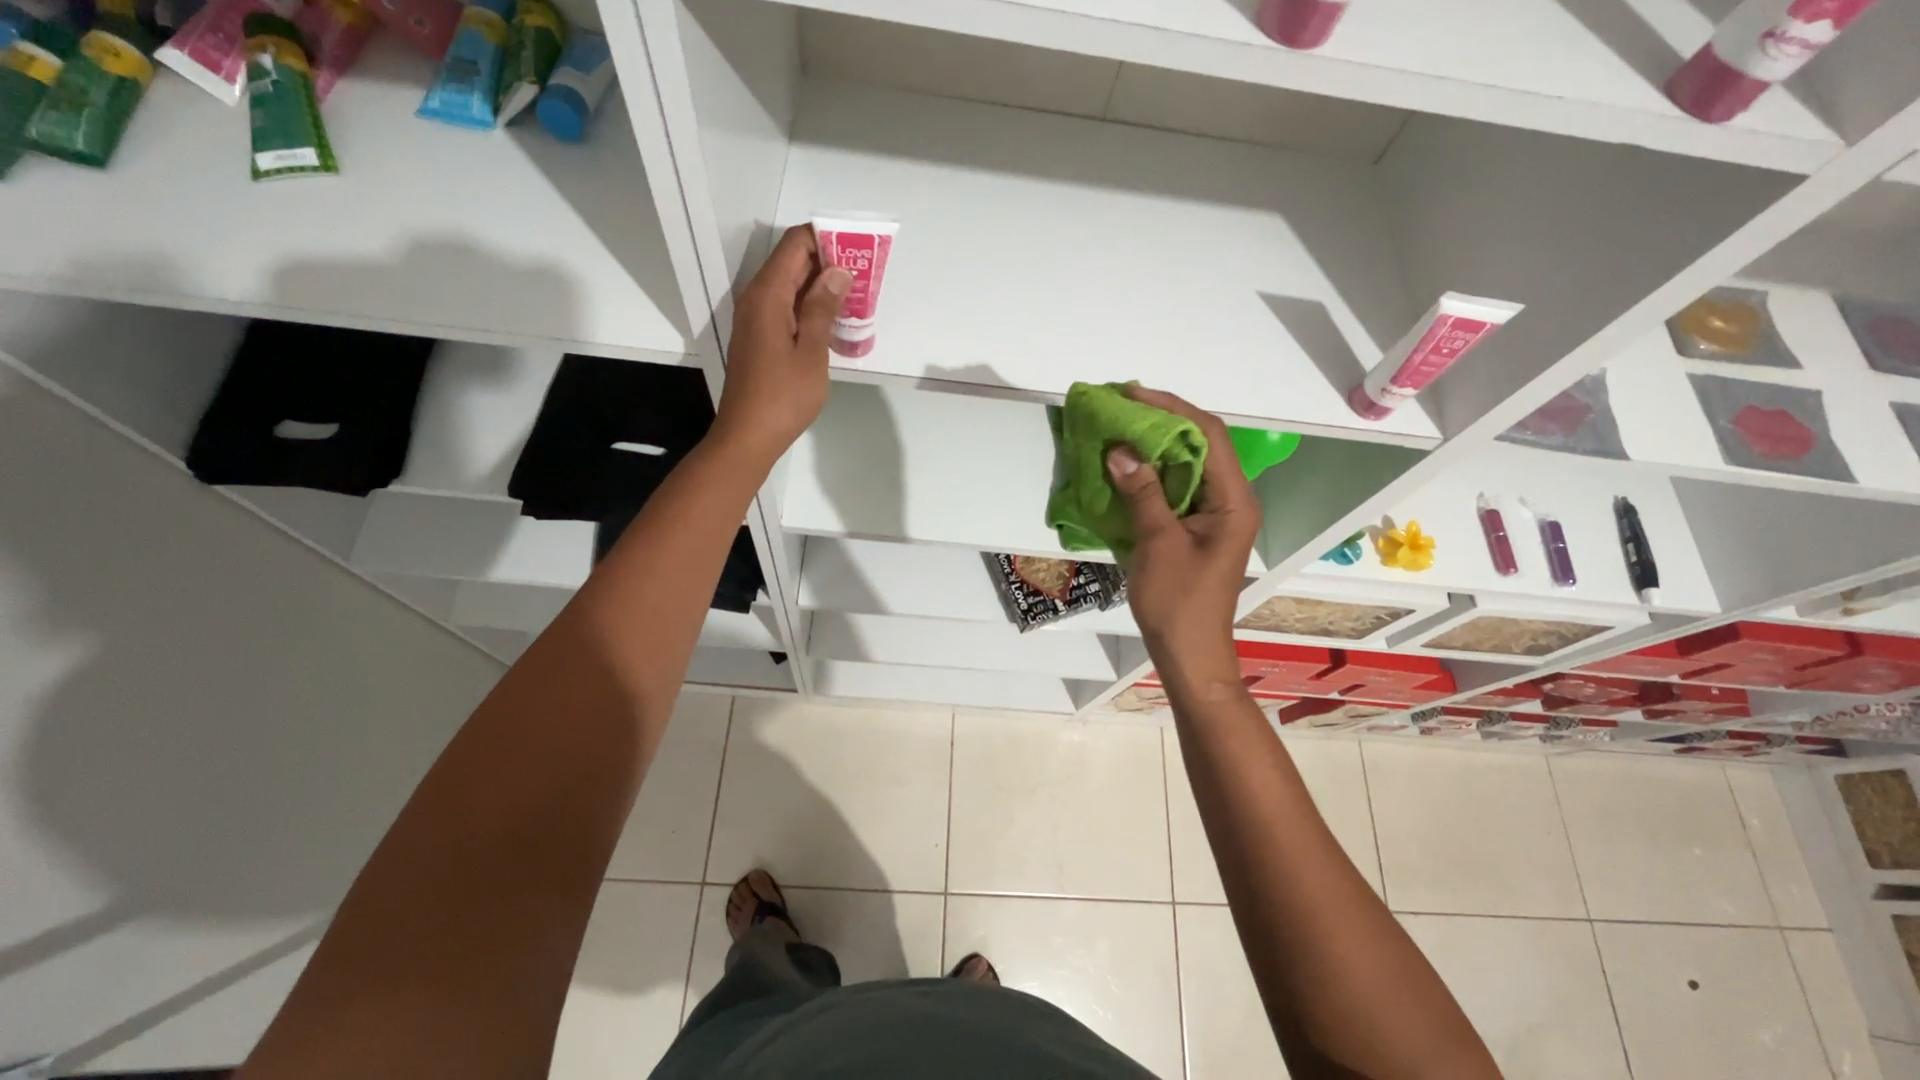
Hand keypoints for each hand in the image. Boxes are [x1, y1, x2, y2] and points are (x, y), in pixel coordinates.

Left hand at [712, 224, 851, 461]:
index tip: (858, 249)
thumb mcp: (811, 351)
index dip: (826, 239)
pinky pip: (786, 307)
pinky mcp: (759, 337)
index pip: (795, 245)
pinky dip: (810, 306)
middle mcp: (756, 299)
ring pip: (790, 285)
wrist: (748, 436)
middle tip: (866, 273)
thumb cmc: (783, 396)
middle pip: (792, 262)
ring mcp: (755, 319)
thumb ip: (822, 308)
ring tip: (857, 296)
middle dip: (828, 261)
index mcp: (767, 295)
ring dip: (821, 285)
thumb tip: (837, 271)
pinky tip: (834, 321)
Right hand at [1107, 387, 1260, 682]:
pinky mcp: (1197, 526)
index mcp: (1234, 501)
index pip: (1208, 436)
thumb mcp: (1157, 544)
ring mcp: (1215, 513)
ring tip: (1118, 426)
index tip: (1133, 395)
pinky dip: (1152, 470)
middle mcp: (1231, 500)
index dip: (1172, 409)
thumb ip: (1142, 493)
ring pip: (1188, 463)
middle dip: (1162, 420)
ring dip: (1155, 443)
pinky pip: (1177, 486)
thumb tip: (1119, 450)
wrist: (1188, 653)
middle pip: (1201, 443)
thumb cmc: (1178, 603)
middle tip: (1121, 405)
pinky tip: (1124, 464)